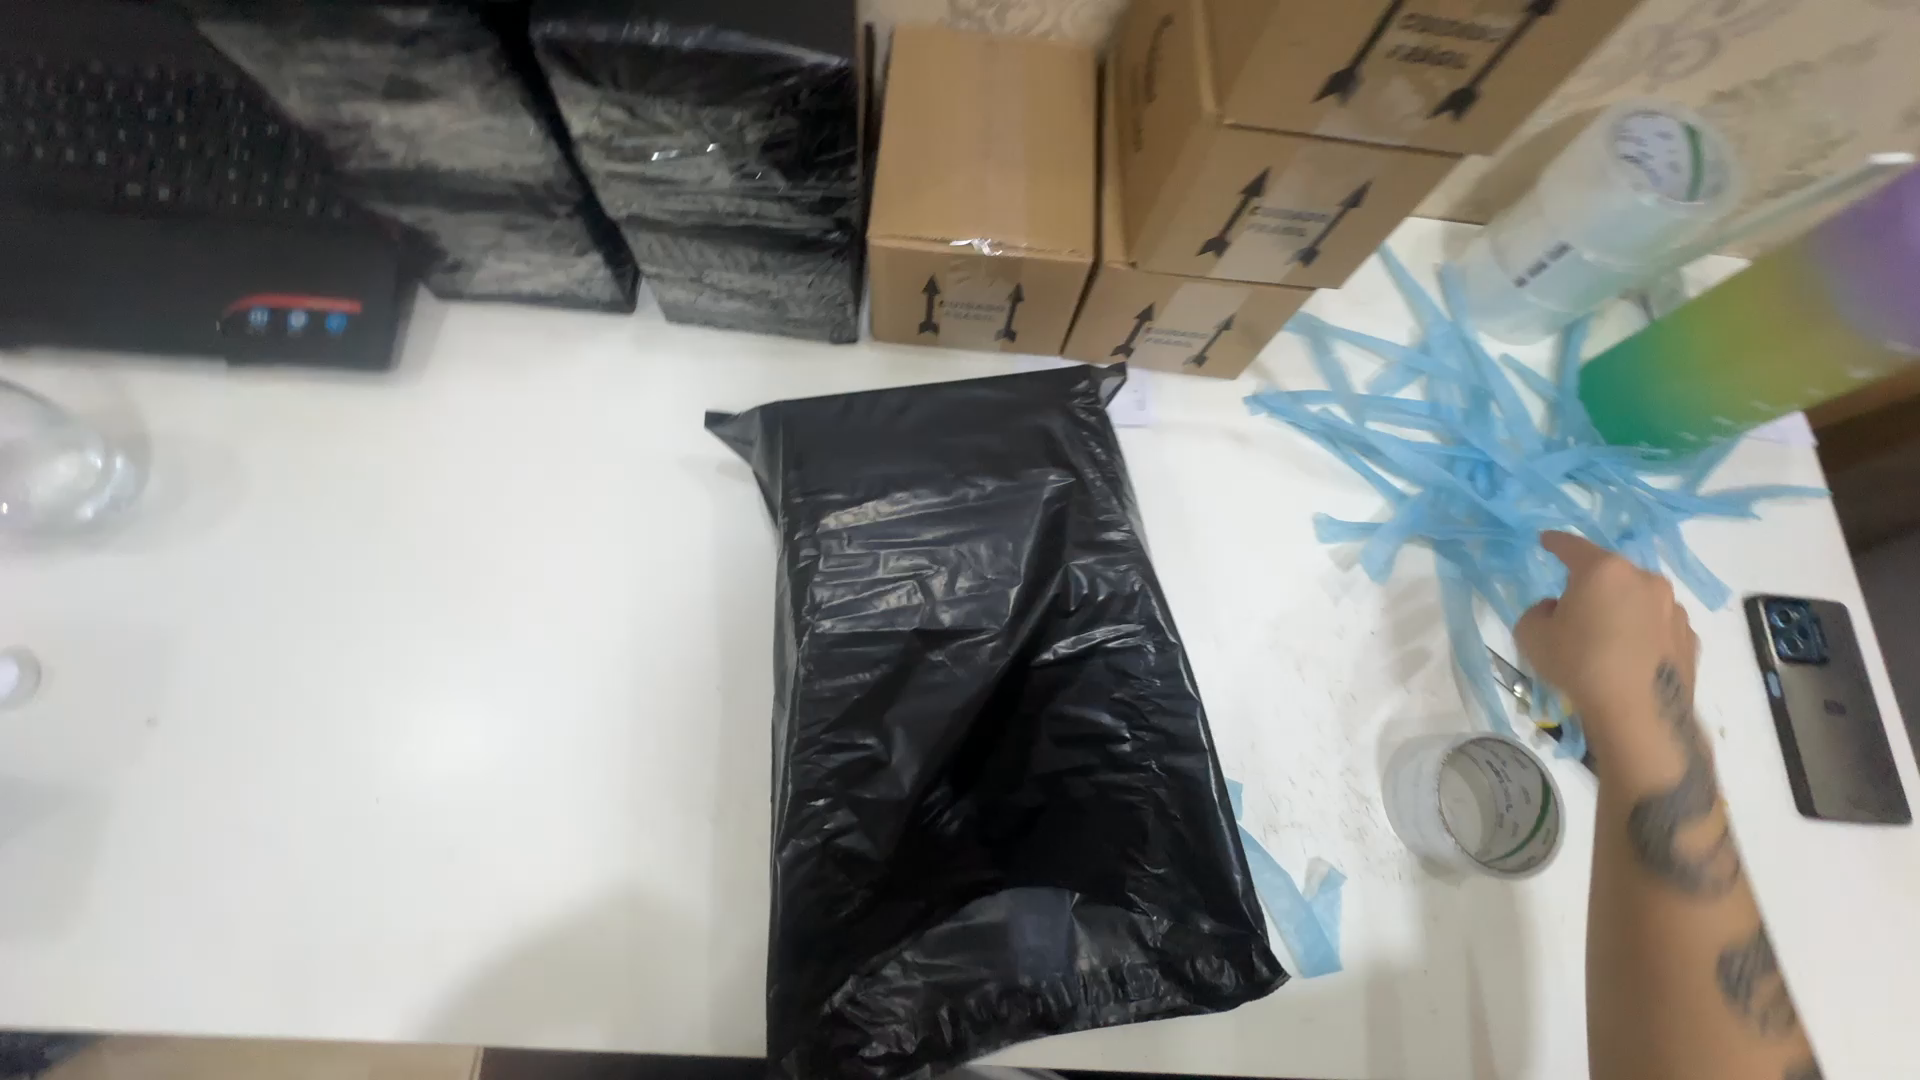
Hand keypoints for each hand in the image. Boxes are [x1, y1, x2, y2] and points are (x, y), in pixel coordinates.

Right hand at [1515, 531, 1699, 759]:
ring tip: (1602, 633)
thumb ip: (1540, 610)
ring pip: (1638, 597)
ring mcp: (1674, 608)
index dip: (1555, 542)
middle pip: (1611, 572)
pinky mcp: (1690, 636)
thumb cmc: (1576, 662)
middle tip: (1572, 602)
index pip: (1573, 546)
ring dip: (1619, 606)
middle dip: (1591, 582)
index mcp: (1603, 572)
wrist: (1637, 710)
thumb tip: (1560, 609)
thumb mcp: (1530, 632)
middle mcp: (1645, 581)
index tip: (1546, 540)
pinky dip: (1640, 630)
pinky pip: (1656, 623)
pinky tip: (1626, 653)